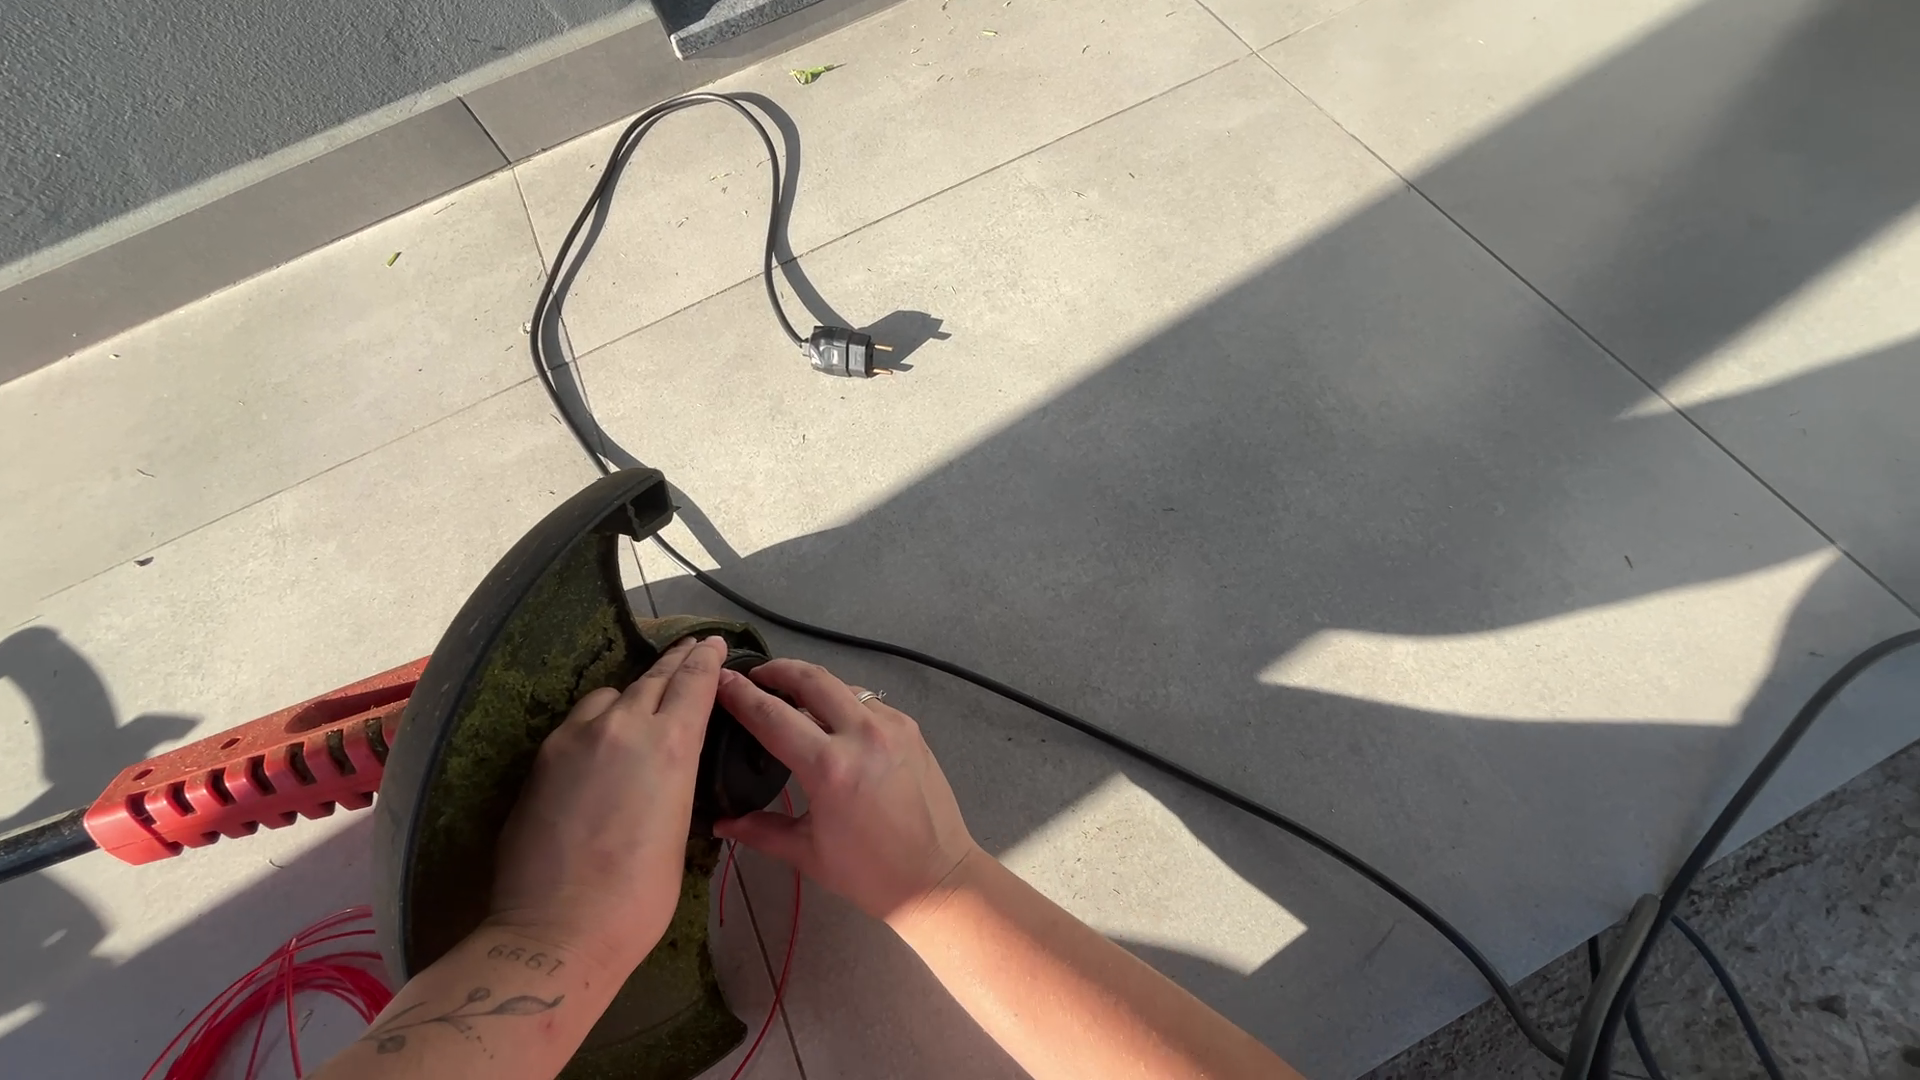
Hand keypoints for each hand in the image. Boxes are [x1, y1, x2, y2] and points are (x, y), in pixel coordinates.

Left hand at [487, 635, 727, 969]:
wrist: (557, 930)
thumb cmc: (641, 894)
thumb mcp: (681, 822)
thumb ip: (676, 774)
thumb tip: (667, 763)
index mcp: (671, 743)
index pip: (695, 681)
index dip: (708, 657)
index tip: (715, 643)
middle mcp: (624, 725)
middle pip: (655, 676)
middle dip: (677, 661)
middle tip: (692, 648)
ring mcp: (576, 737)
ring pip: (612, 694)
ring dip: (633, 693)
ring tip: (642, 702)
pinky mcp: (542, 758)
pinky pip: (579, 721)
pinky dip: (599, 719)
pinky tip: (601, 739)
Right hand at [713, 660, 981, 926]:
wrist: (938, 876)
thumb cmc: (869, 873)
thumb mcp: (808, 853)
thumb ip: (761, 831)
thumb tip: (720, 823)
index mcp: (830, 767)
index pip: (773, 716)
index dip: (741, 696)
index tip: (720, 680)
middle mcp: (862, 734)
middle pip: (811, 679)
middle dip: (778, 669)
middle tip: (755, 673)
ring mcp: (891, 725)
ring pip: (842, 686)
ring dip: (812, 683)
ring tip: (789, 693)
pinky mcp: (910, 727)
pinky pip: (868, 702)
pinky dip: (843, 701)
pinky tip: (831, 716)